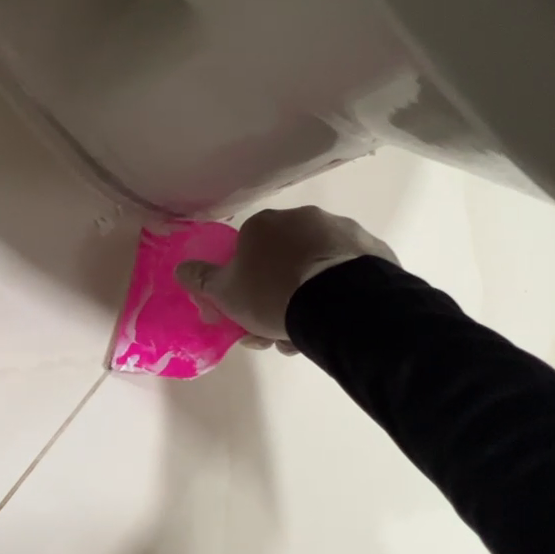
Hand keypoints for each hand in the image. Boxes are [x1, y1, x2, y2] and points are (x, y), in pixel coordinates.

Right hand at [175, 206, 396, 348]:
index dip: (242, 286)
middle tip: (274, 332)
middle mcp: (302, 218)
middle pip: (280, 261)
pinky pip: (344, 274)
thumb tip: (181, 268)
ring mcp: (341, 231)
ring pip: (313, 268)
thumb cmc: (271, 294)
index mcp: (262, 224)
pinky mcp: (373, 250)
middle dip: (274, 296)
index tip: (244, 314)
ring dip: (304, 297)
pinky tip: (332, 320)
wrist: (340, 303)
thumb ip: (200, 279)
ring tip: (305, 334)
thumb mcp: (223, 293)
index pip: (244, 253)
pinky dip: (335, 293)